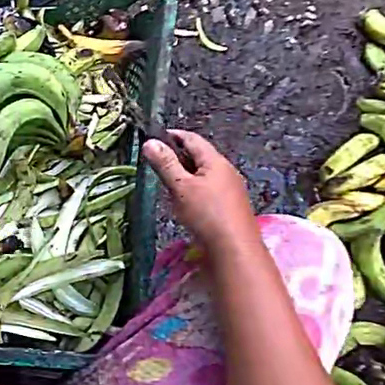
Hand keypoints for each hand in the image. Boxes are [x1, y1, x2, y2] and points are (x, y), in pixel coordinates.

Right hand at [143, 130, 259, 263]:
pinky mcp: (229, 206)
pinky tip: (184, 201)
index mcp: (215, 161)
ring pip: (203, 174)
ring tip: (166, 182)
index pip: (192, 139)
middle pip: (199, 156)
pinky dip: (193, 188)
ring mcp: (230, 189)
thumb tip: (150, 142)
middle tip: (156, 160)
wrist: (234, 249)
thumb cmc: (206, 214)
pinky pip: (208, 189)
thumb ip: (165, 164)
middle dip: (178, 155)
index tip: (155, 136)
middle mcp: (226, 171)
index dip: (173, 135)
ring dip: (185, 174)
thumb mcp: (181, 186)